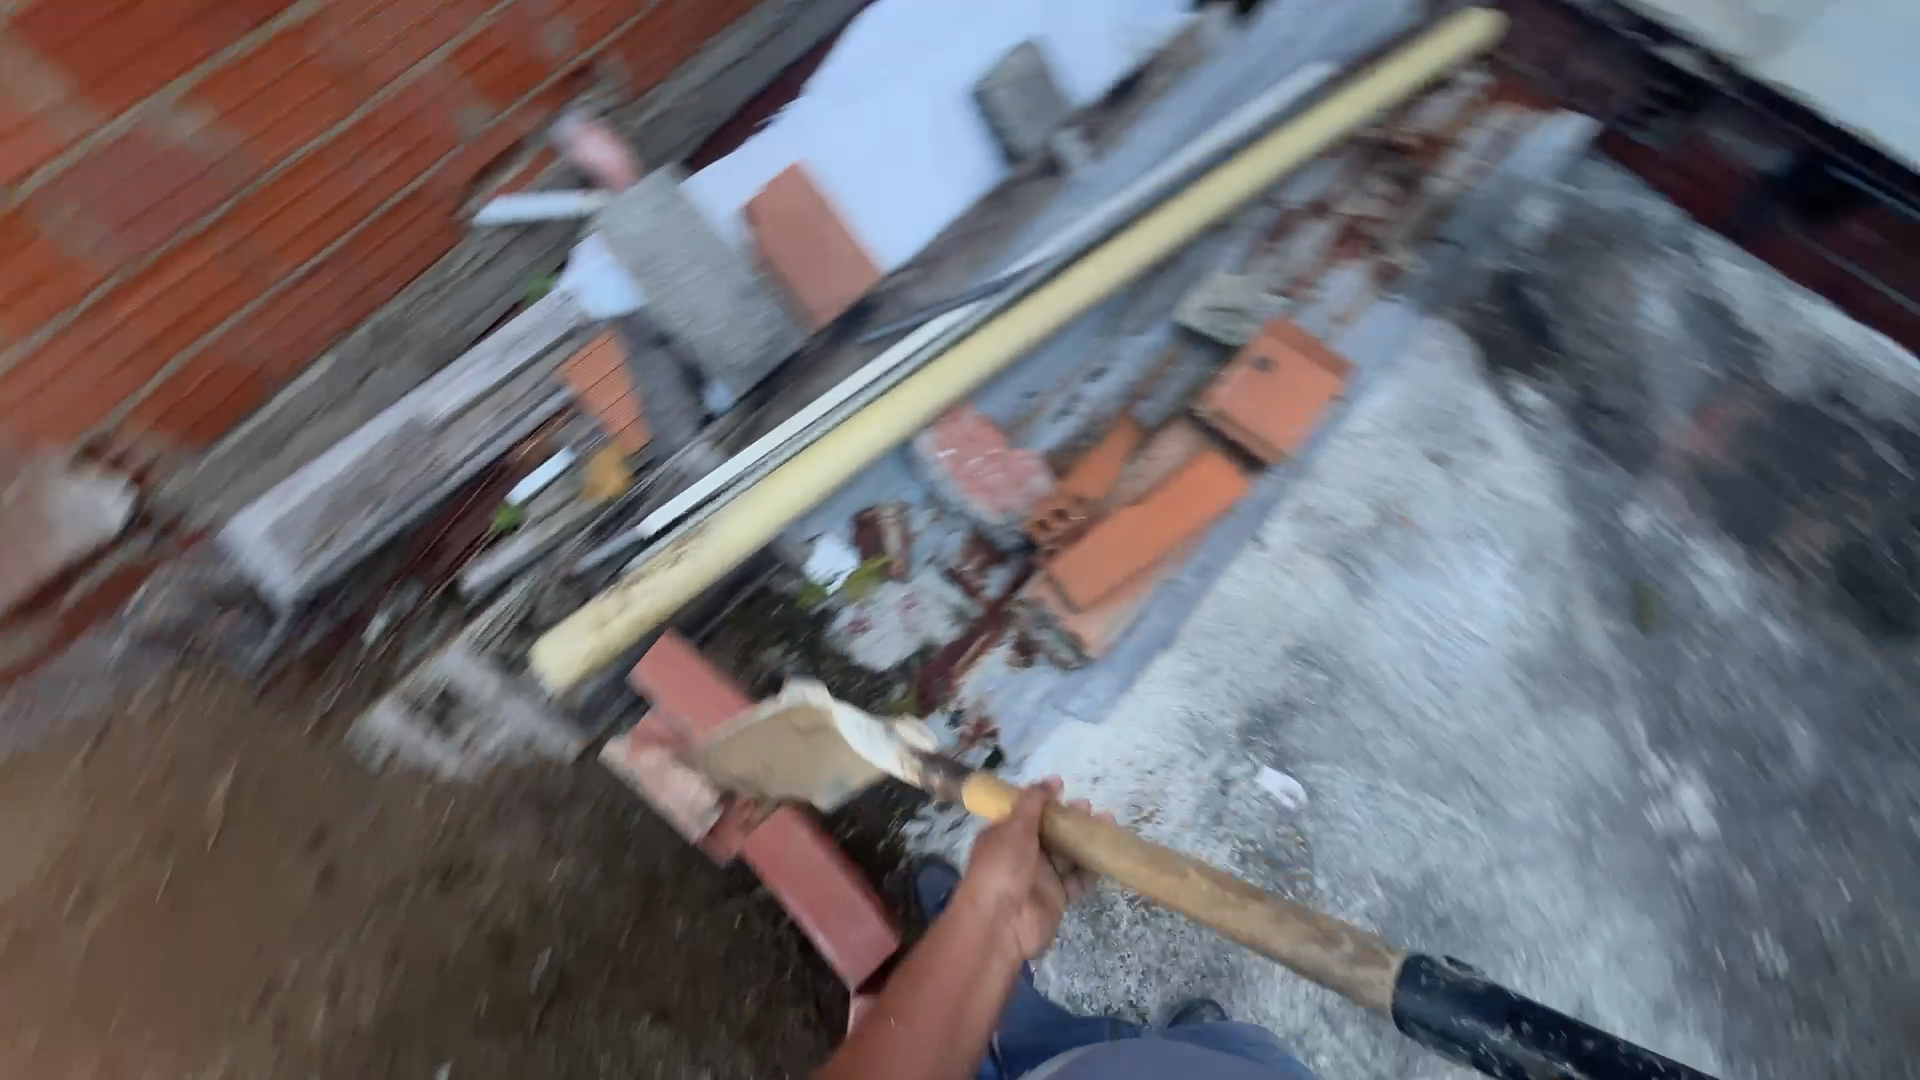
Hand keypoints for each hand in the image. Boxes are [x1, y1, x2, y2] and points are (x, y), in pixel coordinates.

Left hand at [955, 778, 1105, 961]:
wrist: (1000, 924)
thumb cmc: (1002, 867)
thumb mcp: (1014, 827)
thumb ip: (1033, 802)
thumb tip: (1052, 780)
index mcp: (1005, 834)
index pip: (1027, 812)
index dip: (1045, 800)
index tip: (1063, 786)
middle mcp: (1023, 854)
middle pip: (1051, 832)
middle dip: (1070, 819)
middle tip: (1088, 807)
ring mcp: (1041, 876)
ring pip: (1068, 853)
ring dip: (1085, 840)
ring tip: (1106, 822)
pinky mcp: (1057, 897)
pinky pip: (1078, 879)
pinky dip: (1091, 868)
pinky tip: (1106, 854)